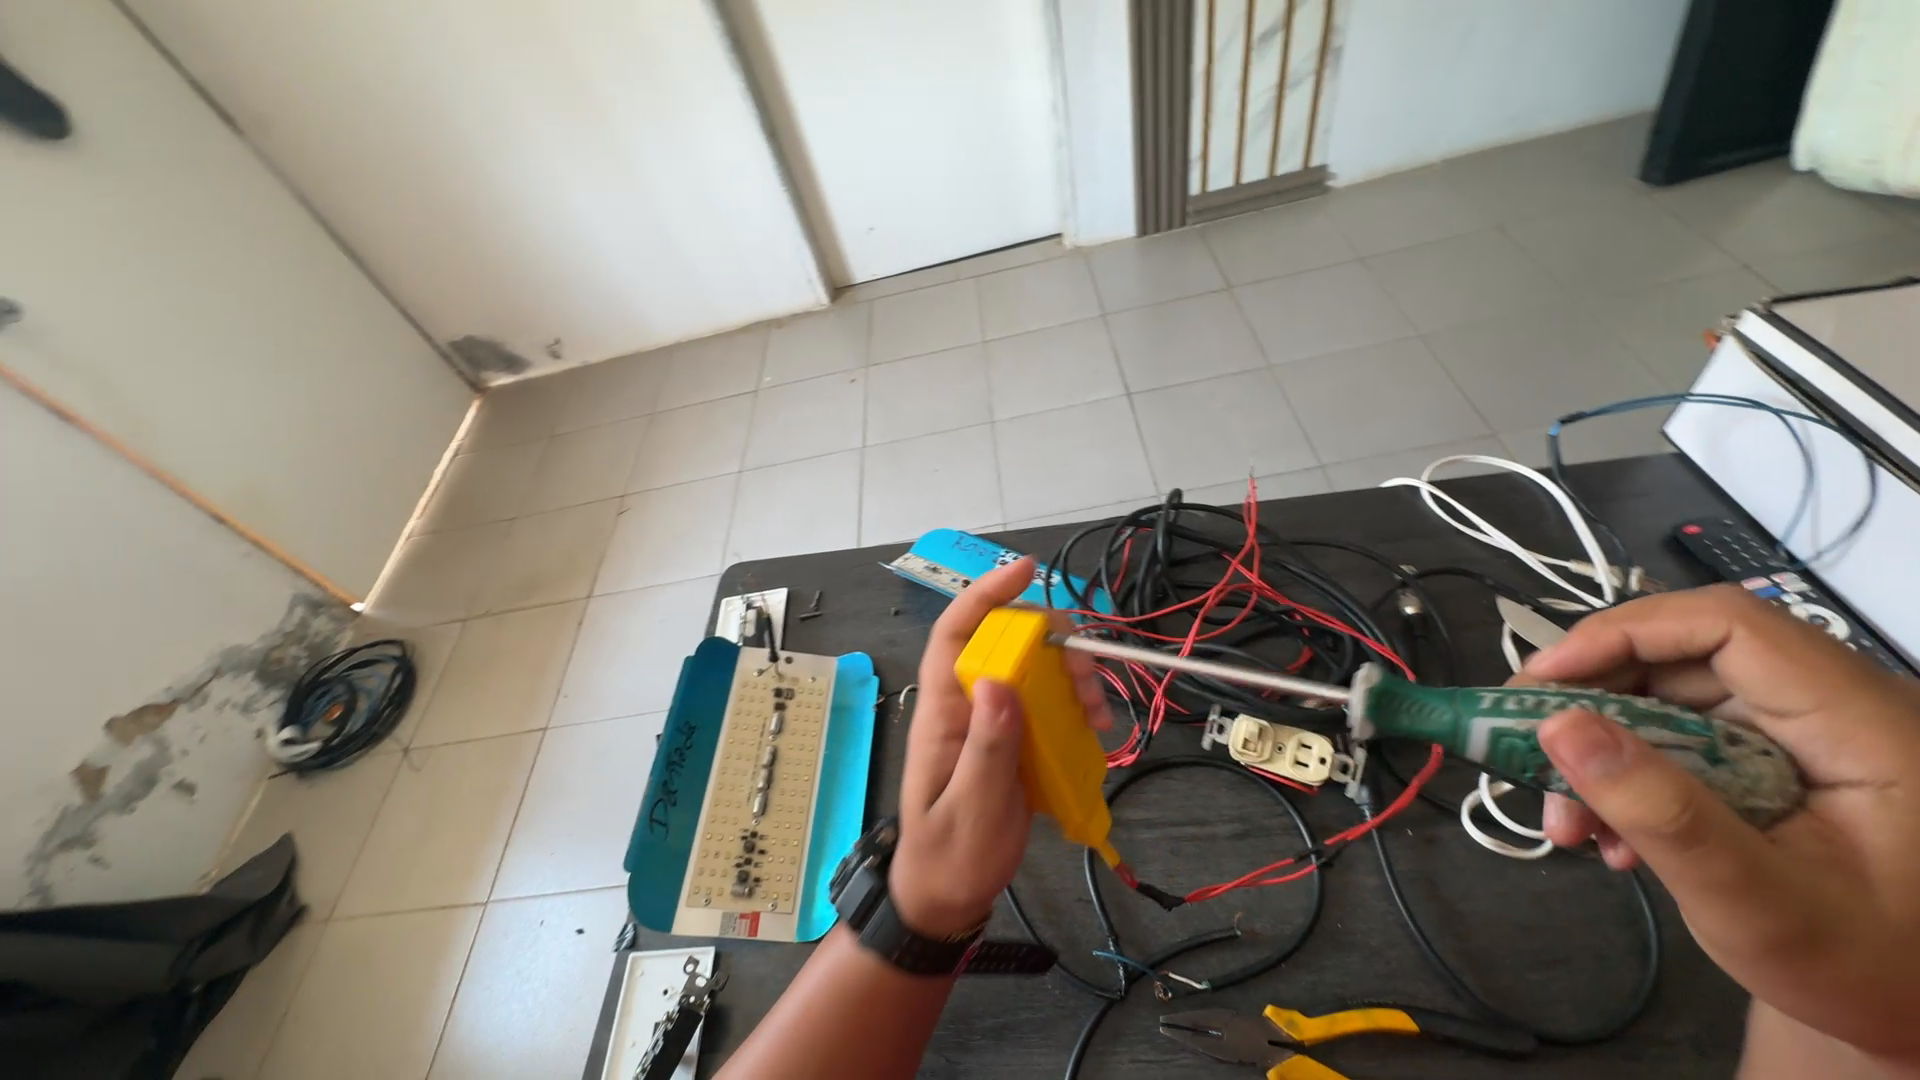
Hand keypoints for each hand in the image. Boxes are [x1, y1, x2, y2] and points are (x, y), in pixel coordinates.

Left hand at [887, 556, 1113, 939]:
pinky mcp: (1015, 741)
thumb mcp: (969, 808)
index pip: (956, 635)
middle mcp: (967, 705)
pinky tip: (1094, 727)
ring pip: (1033, 672)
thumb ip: (985, 748)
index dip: (984, 595)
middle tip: (1087, 674)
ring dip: (1071, 677)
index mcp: (943, 712)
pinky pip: (1047, 706)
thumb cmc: (950, 854)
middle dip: (1050, 643)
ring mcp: (992, 722)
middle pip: (1006, 646)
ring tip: (1097, 710)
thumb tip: (1000, 681)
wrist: (949, 895)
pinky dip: (1076, 707)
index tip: (1024, 570)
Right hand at [1523, 585, 1919, 1065]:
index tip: (1544, 681)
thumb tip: (1555, 725)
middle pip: (1683, 654)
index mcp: (1865, 728)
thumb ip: (1662, 814)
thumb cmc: (1856, 968)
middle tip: (1521, 738)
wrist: (1907, 1012)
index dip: (1624, 634)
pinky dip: (1622, 767)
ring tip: (1566, 814)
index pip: (1729, 626)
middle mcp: (1836, 707)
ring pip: (1666, 693)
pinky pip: (1675, 729)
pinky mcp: (1773, 750)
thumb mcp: (1756, 904)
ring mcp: (1803, 729)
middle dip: (1589, 698)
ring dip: (1597, 744)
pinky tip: (1604, 825)